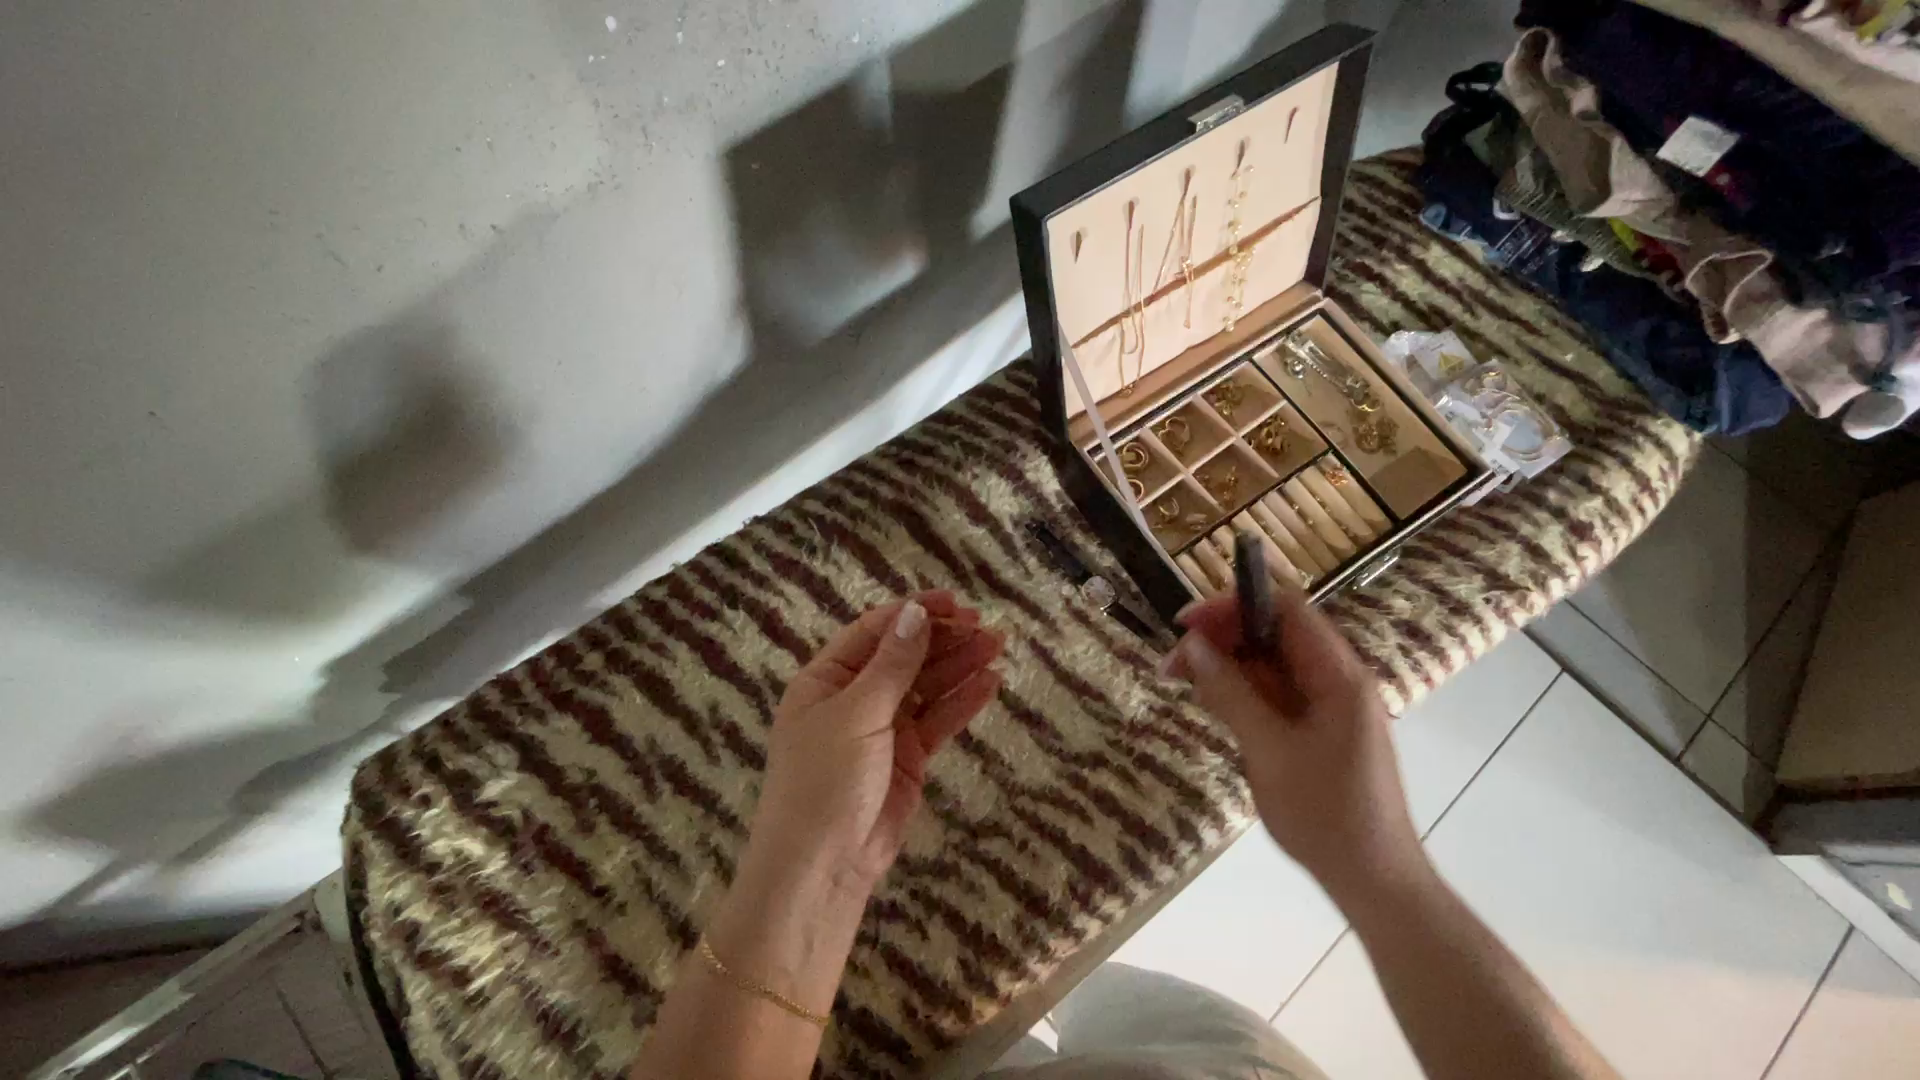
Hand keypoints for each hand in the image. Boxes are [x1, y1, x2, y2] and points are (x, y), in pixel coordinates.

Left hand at [753, 591, 1004, 890]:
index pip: (874, 632)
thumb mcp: (855, 714)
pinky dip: (963, 701)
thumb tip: (914, 613)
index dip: (913, 613)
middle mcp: (854, 697)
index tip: (954, 603)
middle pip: (905, 656)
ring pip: (926, 685)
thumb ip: (891, 665)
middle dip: (943, 639)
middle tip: (985, 626)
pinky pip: (938, 720)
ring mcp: (883, 728)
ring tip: (998, 645)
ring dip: (960, 665)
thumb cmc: (824, 781)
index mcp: (826, 678)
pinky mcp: (908, 757)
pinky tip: (991, 682)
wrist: (822, 867)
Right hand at [1158, 588, 1429, 903]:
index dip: (1232, 606)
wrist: (1374, 880)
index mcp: (1339, 675)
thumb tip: (1192, 646)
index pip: (1285, 609)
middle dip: (1221, 638)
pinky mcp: (1320, 728)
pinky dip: (1242, 691)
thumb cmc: (1325, 815)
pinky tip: (1212, 703)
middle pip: (1274, 634)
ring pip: (1271, 664)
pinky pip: (1276, 693)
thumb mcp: (1268, 751)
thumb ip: (1230, 693)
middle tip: (1172, 664)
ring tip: (1182, 682)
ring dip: (1226, 666)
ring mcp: (1330, 705)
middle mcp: (1337, 679)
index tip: (1184, 624)